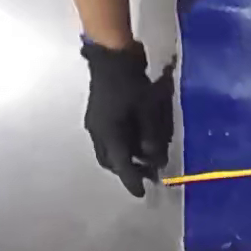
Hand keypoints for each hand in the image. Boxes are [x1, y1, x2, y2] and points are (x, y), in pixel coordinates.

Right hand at [81, 40, 172, 196]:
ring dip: (124, 159)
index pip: (121, 165)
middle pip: (111, 161)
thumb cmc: (132, 84)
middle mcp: (97, 132)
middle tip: (148, 176)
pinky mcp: (99, 114)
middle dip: (128, 171)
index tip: (141, 194)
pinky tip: (136, 142)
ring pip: (108, 151)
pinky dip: (121, 146)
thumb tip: (154, 159)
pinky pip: (108, 139)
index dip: (132, 181)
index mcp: (108, 134)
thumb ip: (151, 137)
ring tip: (144, 160)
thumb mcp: (148, 111)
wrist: (112, 56)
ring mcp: (95, 123)